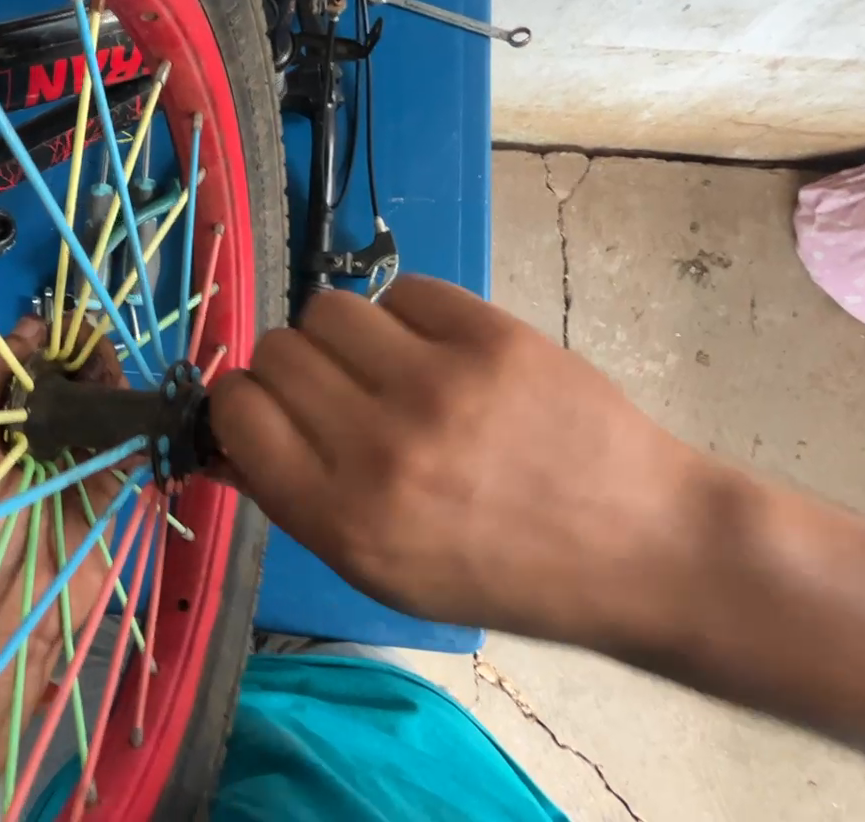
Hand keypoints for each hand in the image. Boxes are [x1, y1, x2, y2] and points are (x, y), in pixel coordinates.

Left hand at [0, 317, 132, 648]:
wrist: (1, 610)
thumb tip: (24, 328)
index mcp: (1, 417)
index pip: (29, 362)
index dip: (45, 338)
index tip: (58, 326)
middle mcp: (43, 428)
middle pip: (74, 374)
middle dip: (84, 351)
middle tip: (90, 347)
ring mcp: (82, 452)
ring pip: (106, 397)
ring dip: (111, 376)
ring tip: (108, 371)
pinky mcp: (115, 479)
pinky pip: (133, 436)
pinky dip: (139, 413)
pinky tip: (134, 402)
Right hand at [208, 275, 710, 648]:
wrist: (638, 548)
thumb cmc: (496, 573)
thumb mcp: (377, 572)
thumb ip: (290, 501)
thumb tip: (225, 437)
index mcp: (343, 519)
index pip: (236, 412)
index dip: (239, 402)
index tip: (263, 408)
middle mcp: (379, 448)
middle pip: (275, 351)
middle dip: (288, 368)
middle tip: (332, 390)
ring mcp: (438, 384)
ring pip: (325, 308)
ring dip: (338, 334)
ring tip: (380, 362)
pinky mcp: (491, 336)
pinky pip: (400, 290)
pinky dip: (403, 315)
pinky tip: (434, 349)